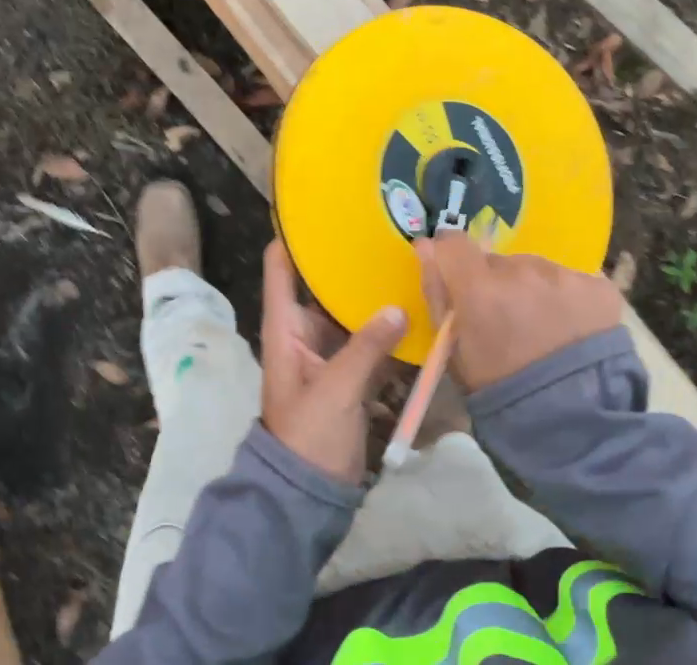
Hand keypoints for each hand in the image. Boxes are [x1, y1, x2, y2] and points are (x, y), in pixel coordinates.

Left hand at [260, 240, 407, 484]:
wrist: (308, 492)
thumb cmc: (308, 435)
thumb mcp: (335, 389)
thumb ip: (366, 347)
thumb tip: (397, 306)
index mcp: (284, 326)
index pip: (282, 267)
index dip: (295, 235)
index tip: (322, 203)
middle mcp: (303, 331)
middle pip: (321, 284)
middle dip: (347, 260)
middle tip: (385, 227)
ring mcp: (328, 352)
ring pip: (348, 311)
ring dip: (369, 292)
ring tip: (405, 258)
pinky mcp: (350, 373)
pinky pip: (368, 339)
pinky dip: (385, 326)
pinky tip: (415, 306)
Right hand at [414, 232, 623, 391]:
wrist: (574, 422)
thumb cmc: (500, 388)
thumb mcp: (454, 350)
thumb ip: (437, 294)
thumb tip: (425, 246)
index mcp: (479, 287)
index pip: (453, 243)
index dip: (451, 256)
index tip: (456, 274)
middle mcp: (520, 270)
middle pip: (498, 261)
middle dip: (496, 282)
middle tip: (505, 319)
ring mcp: (563, 276)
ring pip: (535, 269)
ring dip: (533, 289)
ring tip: (543, 329)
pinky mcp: (598, 287)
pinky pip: (572, 281)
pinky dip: (568, 299)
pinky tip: (571, 330)